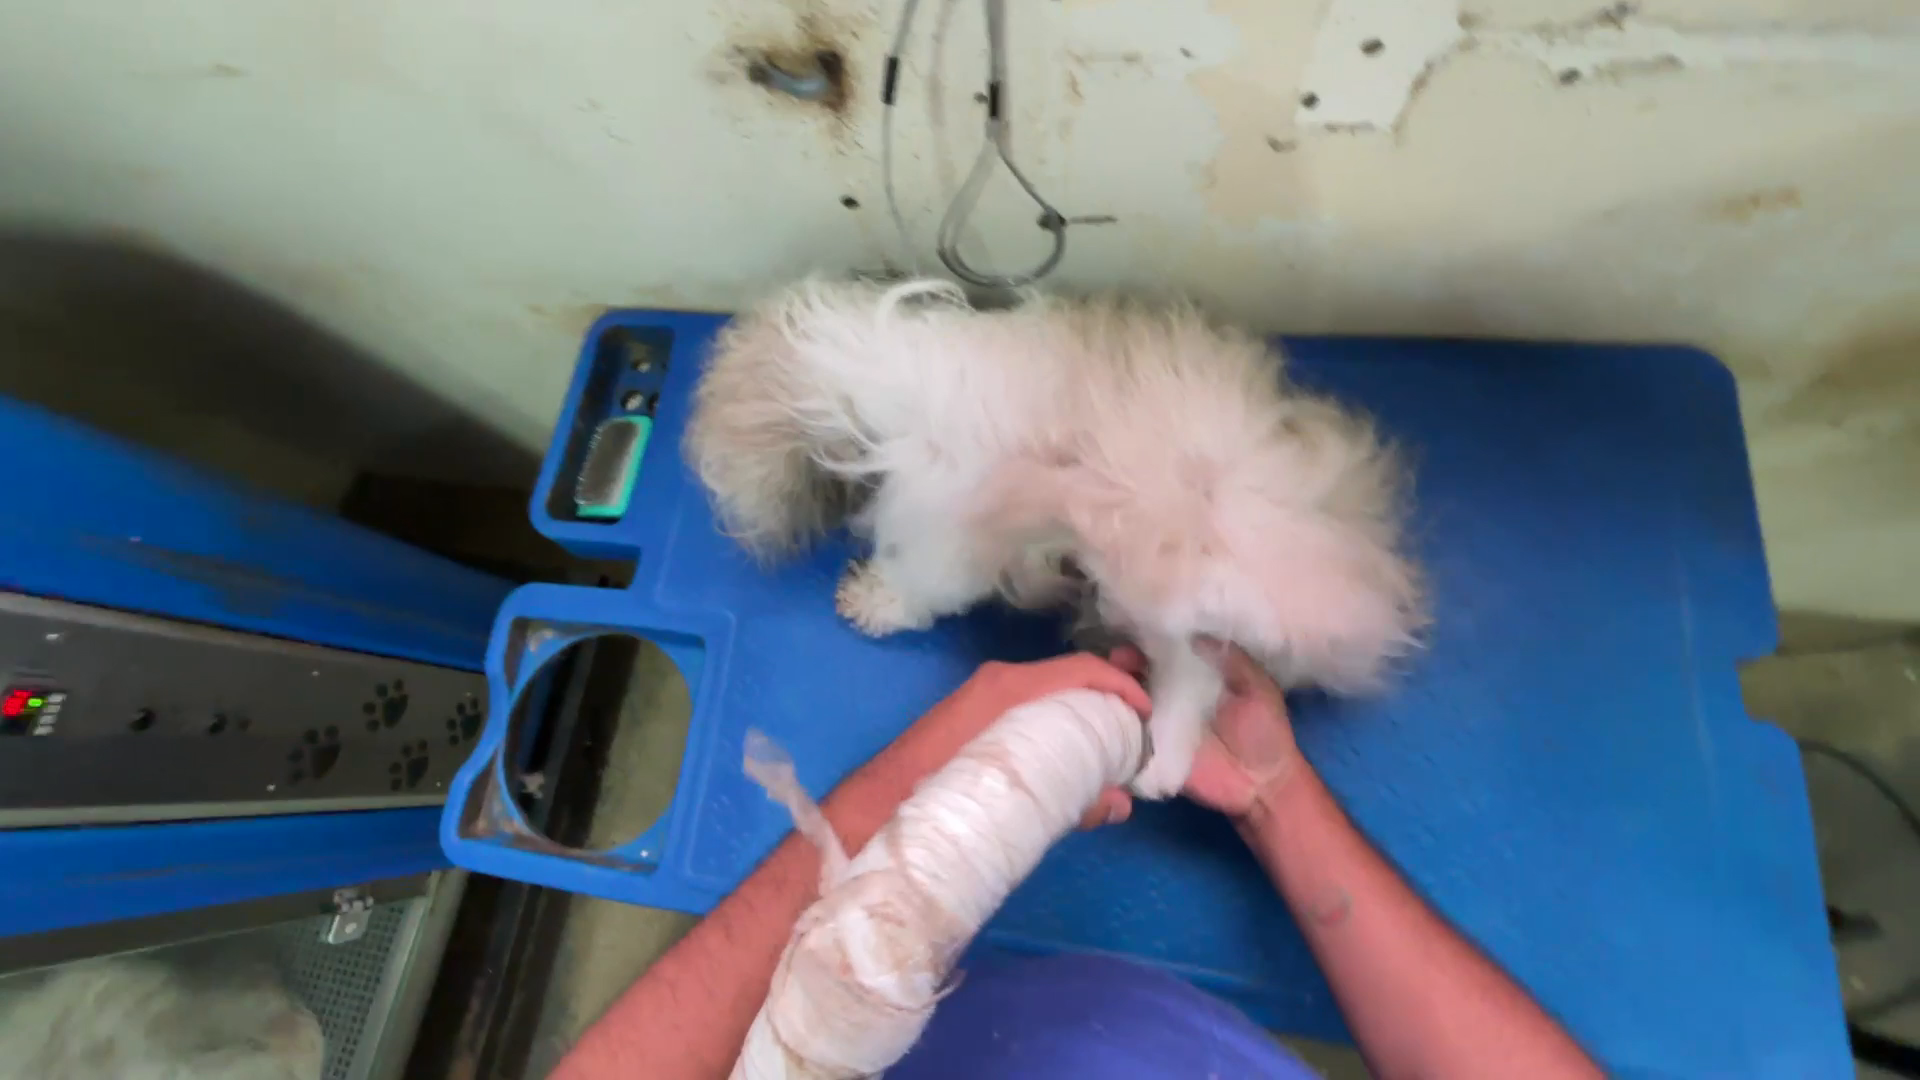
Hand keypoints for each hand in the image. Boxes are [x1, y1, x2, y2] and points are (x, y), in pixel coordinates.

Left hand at [897, 654, 1151, 829]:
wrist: (880, 807)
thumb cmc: (947, 797)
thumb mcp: (1019, 803)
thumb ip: (1077, 804)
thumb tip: (1121, 804)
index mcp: (1010, 688)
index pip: (1080, 668)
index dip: (1121, 684)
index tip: (1147, 713)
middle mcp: (998, 680)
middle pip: (1067, 675)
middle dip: (1105, 696)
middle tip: (1136, 729)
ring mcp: (981, 692)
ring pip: (1047, 689)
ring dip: (1080, 708)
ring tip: (1109, 740)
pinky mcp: (971, 711)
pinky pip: (1026, 704)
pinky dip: (1054, 717)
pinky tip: (1067, 748)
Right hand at [1107, 640, 1305, 819]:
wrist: (1265, 785)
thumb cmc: (1265, 732)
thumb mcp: (1259, 688)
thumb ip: (1233, 661)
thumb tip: (1196, 635)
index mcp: (1193, 678)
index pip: (1163, 654)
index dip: (1148, 643)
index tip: (1138, 635)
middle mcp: (1170, 697)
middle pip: (1138, 674)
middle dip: (1124, 663)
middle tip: (1119, 659)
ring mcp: (1159, 724)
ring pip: (1129, 701)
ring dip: (1117, 690)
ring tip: (1113, 684)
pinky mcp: (1153, 750)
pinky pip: (1129, 734)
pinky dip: (1118, 723)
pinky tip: (1112, 712)